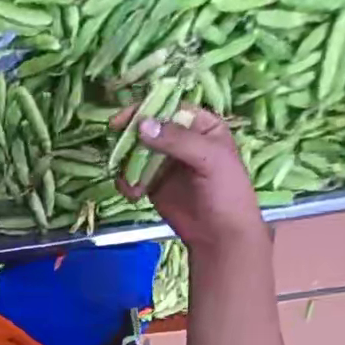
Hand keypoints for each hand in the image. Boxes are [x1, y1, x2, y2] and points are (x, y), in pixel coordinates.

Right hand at [115, 106, 265, 251]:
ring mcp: (164, 163)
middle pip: (146, 129)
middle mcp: (180, 141)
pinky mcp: (152, 184)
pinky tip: (132, 194)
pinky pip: (130, 176)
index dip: (145, 110)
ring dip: (125, 164)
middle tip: (117, 152)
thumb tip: (141, 125)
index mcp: (201, 126)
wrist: (220, 235)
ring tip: (128, 181)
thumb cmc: (226, 192)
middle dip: (129, 140)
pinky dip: (125, 183)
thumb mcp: (209, 159)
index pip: (169, 108)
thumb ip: (177, 140)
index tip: (121, 121)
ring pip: (134, 153)